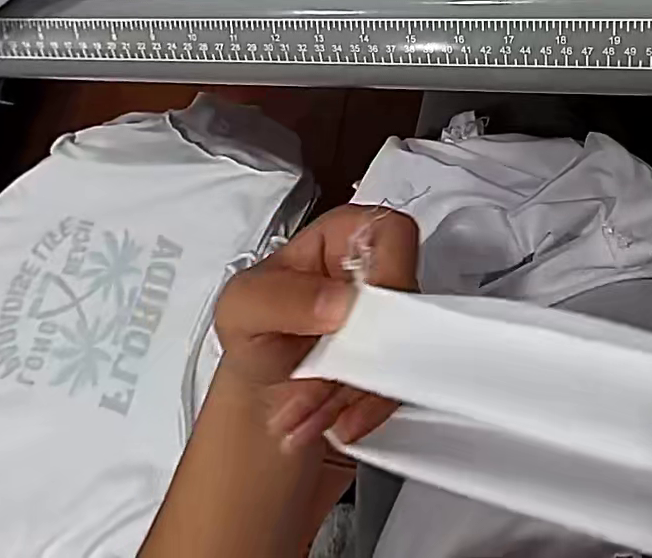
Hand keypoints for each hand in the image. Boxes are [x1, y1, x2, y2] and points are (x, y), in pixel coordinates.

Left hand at [214, 205, 419, 451]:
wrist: (262, 390)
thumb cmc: (256, 331)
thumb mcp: (242, 307)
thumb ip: (282, 296)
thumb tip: (339, 301)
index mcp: (345, 233)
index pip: (393, 233)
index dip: (386, 274)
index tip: (356, 320)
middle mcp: (378, 266)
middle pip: (407, 294)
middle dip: (367, 349)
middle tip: (328, 377)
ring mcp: (394, 313)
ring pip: (409, 343)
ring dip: (365, 386)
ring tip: (315, 408)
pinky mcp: (400, 355)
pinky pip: (408, 380)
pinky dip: (371, 406)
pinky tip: (337, 417)